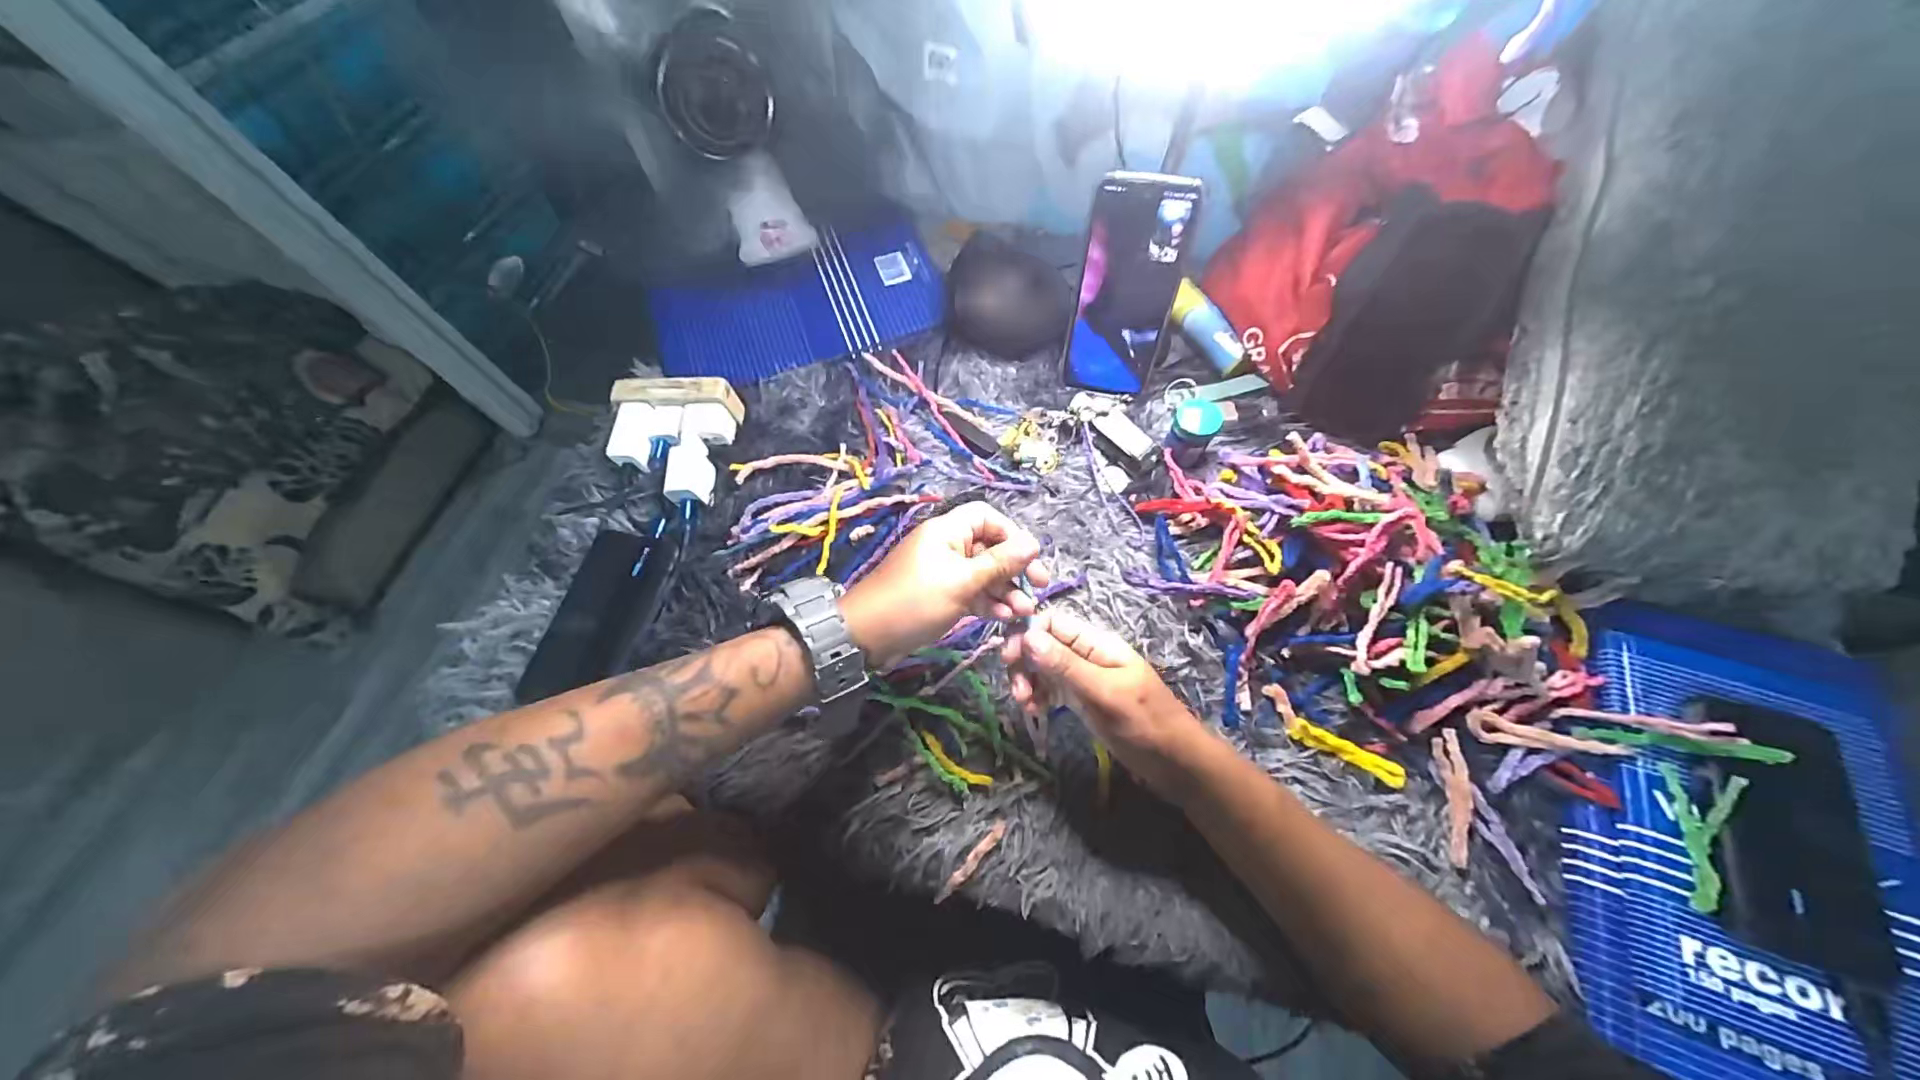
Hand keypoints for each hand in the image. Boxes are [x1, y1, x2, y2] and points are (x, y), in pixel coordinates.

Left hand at [841, 502, 1048, 667]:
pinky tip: (1005, 618)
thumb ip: (1000, 563)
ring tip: (1023, 612)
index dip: (1012, 534)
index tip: (1031, 559)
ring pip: (983, 574)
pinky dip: (988, 602)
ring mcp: (943, 572)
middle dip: (1015, 569)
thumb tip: (1034, 543)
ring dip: (1005, 591)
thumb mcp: (963, 582)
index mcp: (947, 530)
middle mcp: (946, 546)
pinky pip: (972, 592)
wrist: (866, 636)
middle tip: (1039, 589)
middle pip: (990, 548)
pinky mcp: (941, 595)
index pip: (988, 517)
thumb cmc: (915, 601)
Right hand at [1002, 610, 1216, 797]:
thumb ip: (1066, 665)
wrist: (1176, 762)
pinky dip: (1038, 696)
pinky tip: (1034, 711)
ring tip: (1026, 705)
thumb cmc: (1145, 723)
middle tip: (1018, 691)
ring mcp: (1084, 678)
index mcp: (1097, 643)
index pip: (1052, 622)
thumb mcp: (1104, 693)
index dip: (1027, 635)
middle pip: (1042, 644)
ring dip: (1028, 681)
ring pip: (1043, 667)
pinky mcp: (1082, 699)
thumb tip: (1027, 636)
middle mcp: (1087, 655)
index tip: (1011, 660)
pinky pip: (1051, 688)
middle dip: (1024, 662)